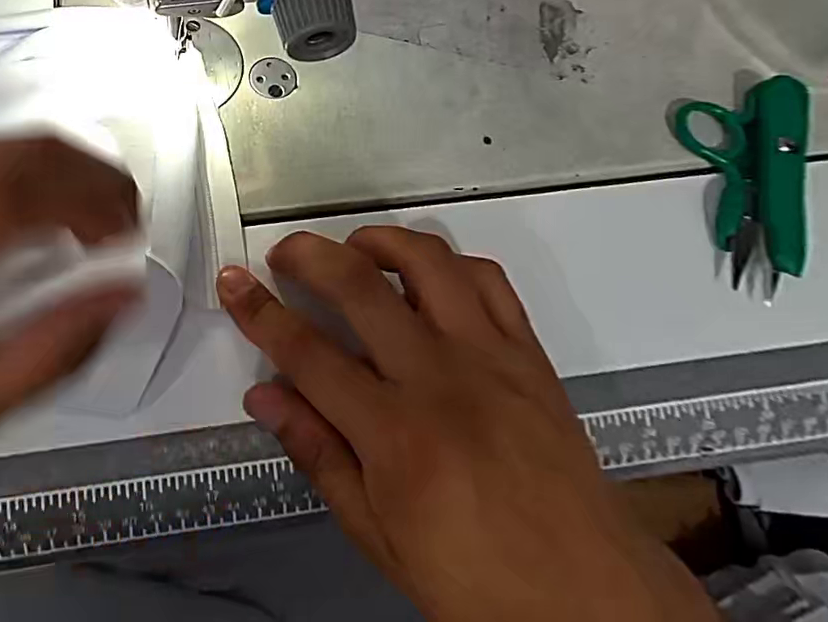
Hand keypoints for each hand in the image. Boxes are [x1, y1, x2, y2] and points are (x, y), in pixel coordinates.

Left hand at [0, 138, 144, 498]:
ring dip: (64, 167)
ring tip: (100, 212)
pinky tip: (49, 204)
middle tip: (127, 218)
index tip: (125, 231)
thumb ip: (47, 358)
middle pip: (1, 160)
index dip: (73, 200)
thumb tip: (126, 292)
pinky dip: (31, 168)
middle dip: (85, 175)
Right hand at [218, 228, 715, 621]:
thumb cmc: (477, 581)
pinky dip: (448, 262)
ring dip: (380, 241)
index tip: (233, 282)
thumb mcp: (379, 535)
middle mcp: (440, 380)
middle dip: (308, 254)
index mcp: (396, 436)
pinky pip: (488, 280)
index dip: (259, 310)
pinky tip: (427, 275)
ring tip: (354, 250)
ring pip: (427, 262)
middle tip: (284, 253)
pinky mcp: (530, 354)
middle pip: (359, 286)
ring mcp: (491, 358)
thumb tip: (265, 395)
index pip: (307, 352)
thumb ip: (318, 454)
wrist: (594, 603)